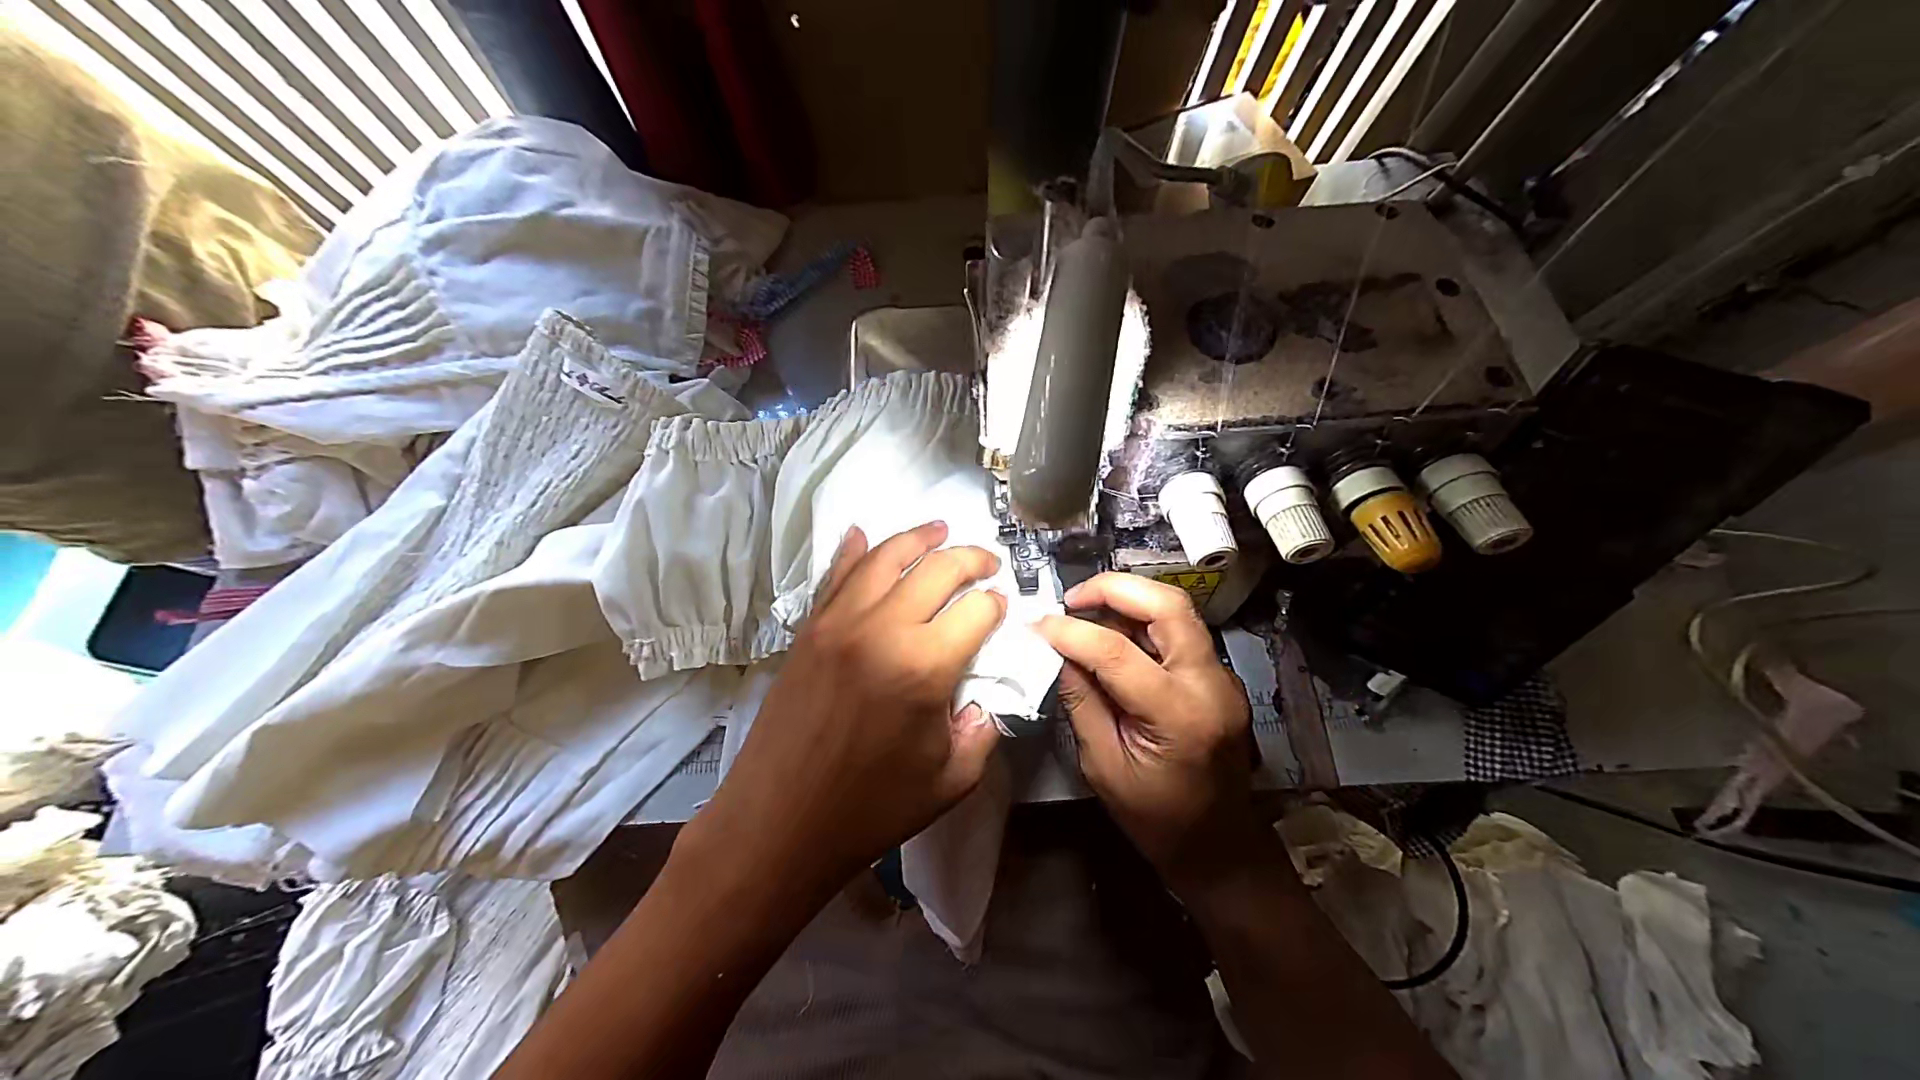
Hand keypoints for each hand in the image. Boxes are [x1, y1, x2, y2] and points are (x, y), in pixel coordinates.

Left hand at [680, 521, 1006, 896]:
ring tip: (941, 529)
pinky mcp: (809, 629)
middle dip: (972, 559)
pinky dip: (853, 550)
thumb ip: (982, 730)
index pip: (977, 611)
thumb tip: (982, 696)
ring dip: (918, 538)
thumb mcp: (951, 780)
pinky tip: (863, 533)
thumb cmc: (871, 809)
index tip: (1002, 608)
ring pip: (884, 557)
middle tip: (988, 562)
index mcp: (925, 667)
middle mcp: (882, 629)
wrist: (779, 822)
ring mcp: (839, 622)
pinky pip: (835, 576)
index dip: (997, 605)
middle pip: (938, 570)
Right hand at [1035, 573, 1257, 889]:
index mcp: (1180, 716)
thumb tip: (1055, 651)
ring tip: (1085, 612)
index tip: (1036, 626)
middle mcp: (1210, 684)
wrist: (1220, 846)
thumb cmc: (1156, 820)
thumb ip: (1082, 701)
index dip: (1070, 633)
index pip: (1118, 652)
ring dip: (1128, 600)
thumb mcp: (1104, 766)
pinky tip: (1111, 636)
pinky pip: (1178, 632)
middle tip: (1071, 600)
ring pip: (1177, 610)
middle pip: (1168, 605)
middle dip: (1114, 589)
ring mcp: (1221, 677)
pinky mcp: (1217, 677)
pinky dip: (1141, 621)